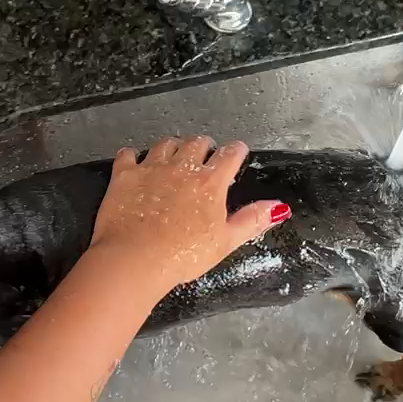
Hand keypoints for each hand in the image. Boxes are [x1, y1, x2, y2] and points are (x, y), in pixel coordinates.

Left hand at [88, 136, 287, 295]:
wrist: (135, 258)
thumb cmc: (183, 255)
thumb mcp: (225, 242)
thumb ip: (252, 220)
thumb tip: (278, 207)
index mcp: (210, 183)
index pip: (229, 155)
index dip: (236, 151)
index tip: (238, 150)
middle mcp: (182, 168)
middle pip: (197, 143)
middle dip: (204, 145)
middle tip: (206, 152)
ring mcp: (151, 168)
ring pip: (165, 144)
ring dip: (173, 146)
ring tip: (174, 153)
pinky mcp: (124, 175)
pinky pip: (128, 155)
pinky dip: (132, 155)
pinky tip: (134, 160)